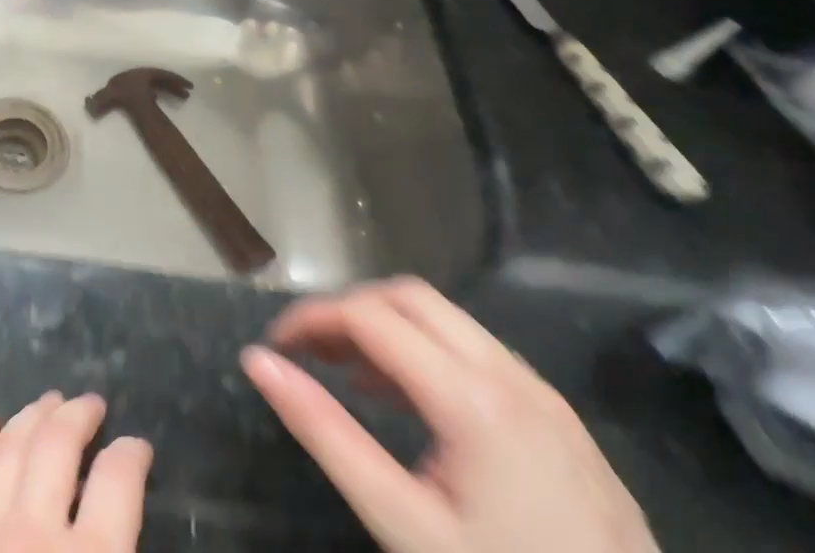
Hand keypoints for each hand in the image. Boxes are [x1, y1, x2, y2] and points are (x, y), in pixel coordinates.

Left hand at [0, 392, 153, 552]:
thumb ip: (121, 545)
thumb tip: (124, 520)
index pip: (117, 483)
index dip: (132, 455)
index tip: (137, 444)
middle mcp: (35, 530)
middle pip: (56, 449)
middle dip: (76, 416)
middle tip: (90, 402)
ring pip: (7, 452)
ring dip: (29, 418)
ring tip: (48, 400)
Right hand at [242, 277, 658, 552]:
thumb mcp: (398, 517)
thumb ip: (324, 433)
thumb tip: (257, 363)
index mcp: (471, 399)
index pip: (369, 316)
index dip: (310, 317)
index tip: (273, 346)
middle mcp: (511, 376)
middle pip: (410, 297)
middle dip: (346, 311)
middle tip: (306, 351)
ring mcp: (542, 393)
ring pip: (447, 319)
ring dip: (385, 327)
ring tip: (342, 372)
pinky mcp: (557, 415)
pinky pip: (477, 351)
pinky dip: (424, 350)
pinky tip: (403, 399)